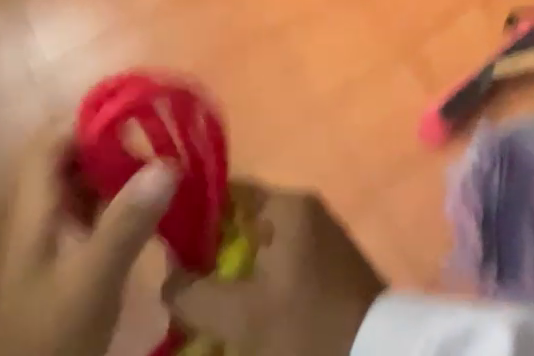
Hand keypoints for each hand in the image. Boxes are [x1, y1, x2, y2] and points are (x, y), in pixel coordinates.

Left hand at [0, 135, 177, 355]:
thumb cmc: (51, 337)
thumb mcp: (91, 281)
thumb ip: (126, 223)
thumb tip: (169, 161)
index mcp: (36, 214)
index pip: (49, 144)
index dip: (87, 117)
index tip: (138, 107)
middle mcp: (45, 219)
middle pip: (74, 159)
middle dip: (119, 139)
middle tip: (168, 133)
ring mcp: (60, 241)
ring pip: (92, 185)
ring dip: (129, 168)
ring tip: (175, 161)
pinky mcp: (78, 262)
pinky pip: (106, 211)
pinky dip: (134, 198)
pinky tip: (164, 203)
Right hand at [165, 183, 385, 355]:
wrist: (375, 354)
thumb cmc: (305, 326)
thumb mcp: (239, 316)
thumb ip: (192, 291)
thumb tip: (168, 276)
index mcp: (288, 206)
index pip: (227, 192)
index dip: (190, 214)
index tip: (158, 244)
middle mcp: (305, 211)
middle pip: (239, 223)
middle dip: (205, 255)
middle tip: (171, 288)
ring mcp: (319, 238)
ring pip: (256, 250)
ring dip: (227, 277)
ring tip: (193, 309)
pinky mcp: (326, 266)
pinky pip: (276, 268)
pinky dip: (252, 288)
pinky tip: (229, 320)